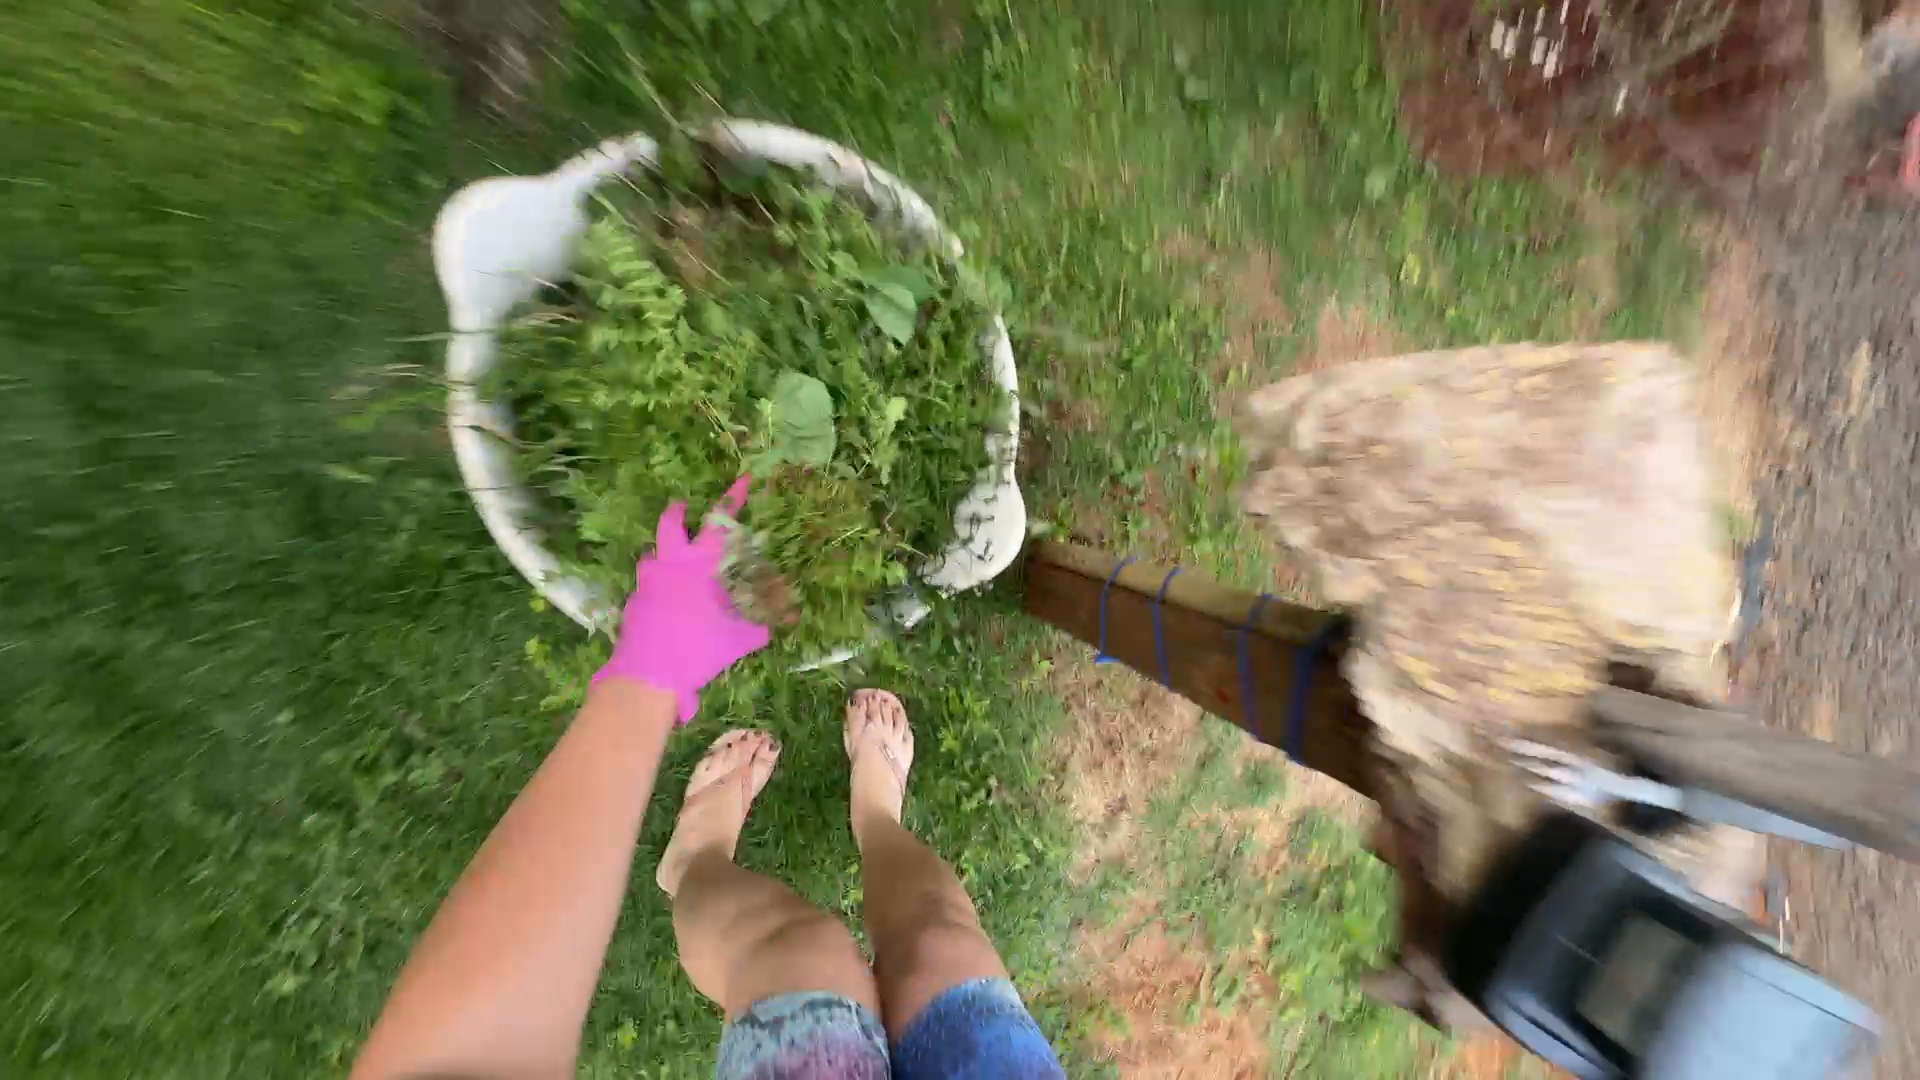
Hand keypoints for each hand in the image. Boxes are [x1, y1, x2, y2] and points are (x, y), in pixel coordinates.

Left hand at [592, 476, 769, 722]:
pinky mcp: (633, 604)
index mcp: (699, 565)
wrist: (649, 676)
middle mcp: (669, 566)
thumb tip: (774, 626)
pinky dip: (659, 588)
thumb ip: (757, 628)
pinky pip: (647, 586)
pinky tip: (670, 607)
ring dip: (664, 555)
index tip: (744, 479)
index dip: (733, 498)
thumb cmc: (699, 649)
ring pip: (653, 557)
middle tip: (682, 507)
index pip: (720, 522)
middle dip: (677, 513)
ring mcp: (646, 584)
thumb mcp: (738, 639)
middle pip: (669, 526)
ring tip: (677, 567)